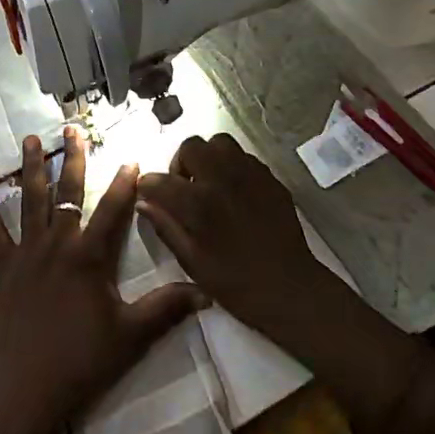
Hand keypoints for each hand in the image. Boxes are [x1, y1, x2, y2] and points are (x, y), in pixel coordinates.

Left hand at [0, 127, 204, 433]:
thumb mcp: (132, 335)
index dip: (124, 184)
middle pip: (67, 193)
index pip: (112, 211)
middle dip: (72, 159)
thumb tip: (206, 292)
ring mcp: (26, 253)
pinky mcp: (3, 268)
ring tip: (30, 140)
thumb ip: (167, 309)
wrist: (30, 389)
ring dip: (31, 169)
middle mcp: (56, 245)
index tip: (130, 157)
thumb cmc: (84, 360)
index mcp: (88, 257)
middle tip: (72, 129)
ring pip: (30, 202)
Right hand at [133, 134, 331, 335]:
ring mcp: (248, 175)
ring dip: (208, 158)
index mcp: (197, 203)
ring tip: (210, 182)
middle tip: (185, 187)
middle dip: (180, 163)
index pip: (158, 180)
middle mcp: (221, 179)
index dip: (148, 187)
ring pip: (219, 143)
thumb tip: (143, 203)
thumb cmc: (235, 283)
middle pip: (190, 146)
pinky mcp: (269, 179)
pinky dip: (232, 166)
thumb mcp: (191, 261)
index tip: (150, 196)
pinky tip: (235, 191)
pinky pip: (243, 157)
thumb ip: (165, 226)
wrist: (290, 289)